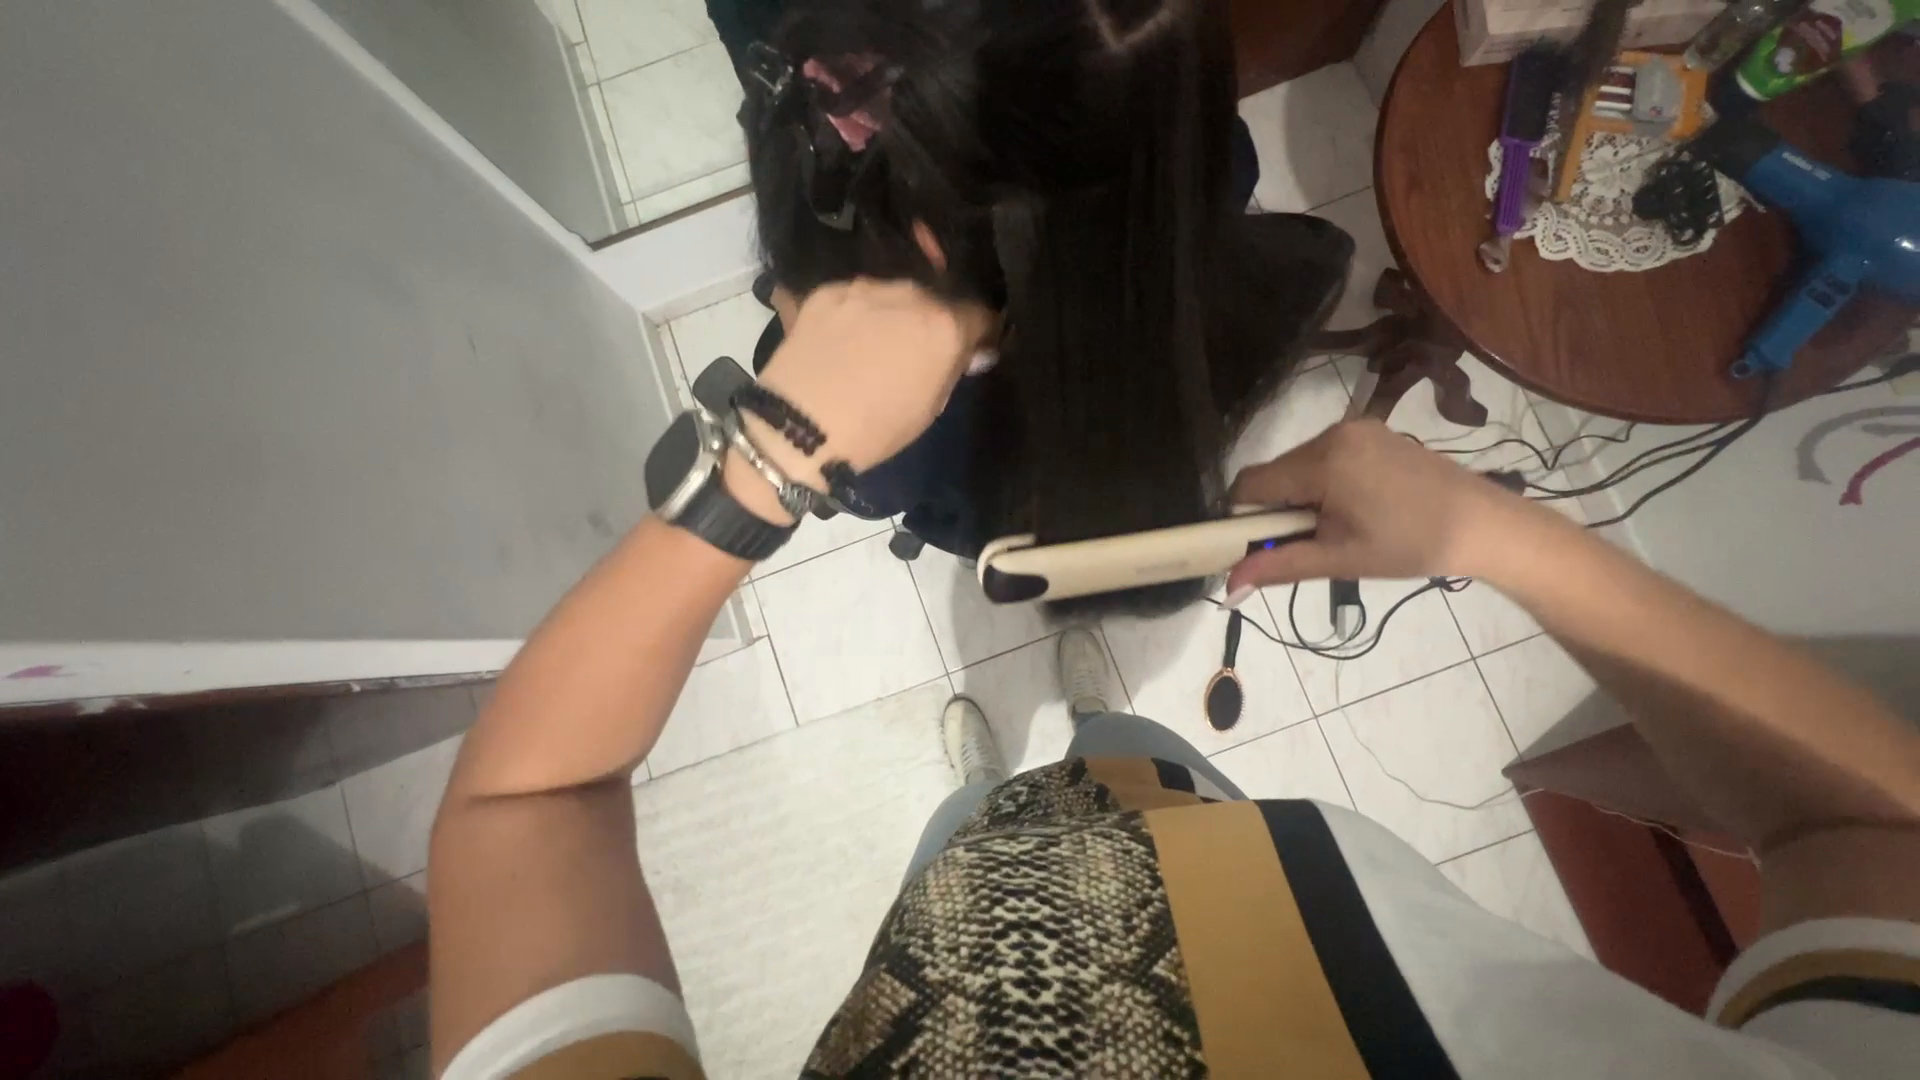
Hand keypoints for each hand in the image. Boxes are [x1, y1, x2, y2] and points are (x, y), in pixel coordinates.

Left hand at [747, 279, 992, 484]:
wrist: (799, 428)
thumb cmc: (875, 430)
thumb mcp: (929, 409)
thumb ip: (952, 370)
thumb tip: (968, 351)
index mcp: (944, 326)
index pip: (980, 314)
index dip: (978, 334)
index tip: (970, 350)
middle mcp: (910, 294)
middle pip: (934, 300)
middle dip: (932, 321)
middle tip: (916, 352)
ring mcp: (864, 288)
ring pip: (892, 294)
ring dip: (892, 314)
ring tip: (874, 346)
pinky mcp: (826, 291)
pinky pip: (854, 297)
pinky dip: (855, 313)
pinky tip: (842, 341)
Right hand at [1224, 420, 1560, 593]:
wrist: (1485, 525)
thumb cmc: (1410, 546)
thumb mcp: (1338, 560)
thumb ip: (1277, 567)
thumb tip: (1227, 588)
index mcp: (1322, 461)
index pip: (1249, 485)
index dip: (1242, 517)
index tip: (1263, 545)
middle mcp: (1333, 433)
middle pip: (1273, 473)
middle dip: (1277, 509)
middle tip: (1308, 540)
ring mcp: (1355, 428)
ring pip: (1296, 465)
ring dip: (1299, 496)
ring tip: (1336, 525)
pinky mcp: (1372, 431)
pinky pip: (1323, 456)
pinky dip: (1322, 482)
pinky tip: (1353, 506)